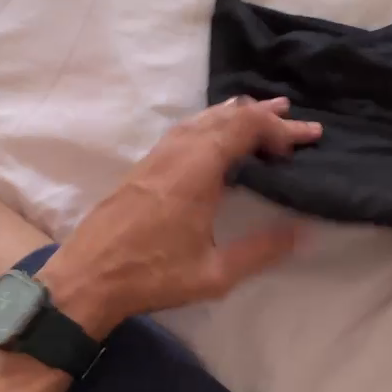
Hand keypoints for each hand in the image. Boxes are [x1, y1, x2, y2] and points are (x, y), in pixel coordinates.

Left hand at [38, 97, 319, 336]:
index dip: (280, 128)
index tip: (305, 141)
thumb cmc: (153, 277)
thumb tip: (305, 233)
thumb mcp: (215, 274)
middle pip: (227, 116)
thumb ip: (262, 250)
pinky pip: (187, 128)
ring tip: (266, 112)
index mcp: (197, 171)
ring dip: (238, 114)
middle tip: (298, 119)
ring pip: (203, 118)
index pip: (246, 127)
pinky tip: (218, 133)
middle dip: (266, 115)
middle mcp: (177, 153)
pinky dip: (214, 122)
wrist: (86, 279)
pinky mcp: (145, 166)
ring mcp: (157, 156)